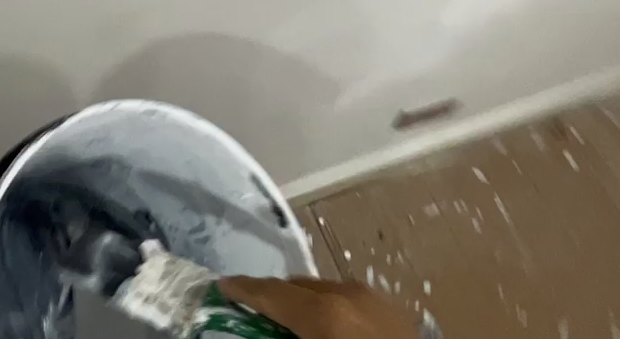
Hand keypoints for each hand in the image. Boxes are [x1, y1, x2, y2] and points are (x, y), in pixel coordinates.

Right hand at [216, 277, 431, 338]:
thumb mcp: (316, 338)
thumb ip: (282, 336)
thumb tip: (262, 327)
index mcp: (325, 314)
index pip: (272, 292)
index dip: (243, 289)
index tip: (222, 286)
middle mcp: (348, 295)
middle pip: (297, 287)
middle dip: (275, 300)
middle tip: (254, 315)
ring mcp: (377, 301)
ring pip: (326, 292)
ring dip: (304, 306)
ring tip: (293, 327)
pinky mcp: (397, 315)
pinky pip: (351, 303)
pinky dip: (332, 312)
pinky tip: (332, 333)